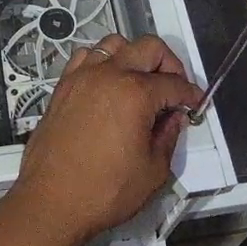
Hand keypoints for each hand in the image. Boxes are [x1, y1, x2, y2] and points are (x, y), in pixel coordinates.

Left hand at [8, 34, 203, 245]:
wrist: (50, 201)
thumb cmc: (104, 191)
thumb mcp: (153, 170)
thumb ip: (169, 136)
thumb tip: (174, 118)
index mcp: (135, 93)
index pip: (174, 84)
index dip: (191, 94)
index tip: (196, 104)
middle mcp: (108, 74)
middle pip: (149, 48)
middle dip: (169, 64)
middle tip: (174, 89)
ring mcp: (82, 76)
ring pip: (115, 43)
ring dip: (134, 56)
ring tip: (141, 81)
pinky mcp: (63, 85)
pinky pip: (86, 56)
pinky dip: (103, 61)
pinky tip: (108, 83)